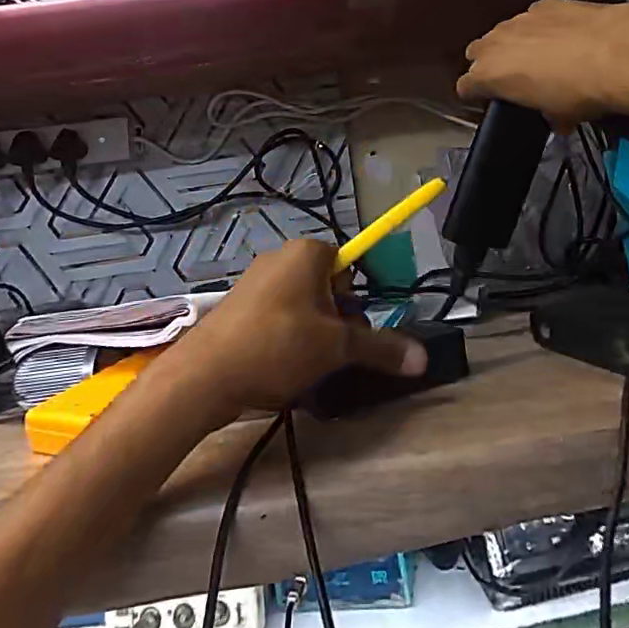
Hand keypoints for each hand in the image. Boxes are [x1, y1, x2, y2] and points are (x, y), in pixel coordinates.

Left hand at [167, 239, 426, 417]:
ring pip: (302, 307)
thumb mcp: (337, 347)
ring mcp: (255, 282)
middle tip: (334, 353)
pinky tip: (281, 370)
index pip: (348, 263)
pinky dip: (286, 341)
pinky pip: (276, 319)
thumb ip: (380, 348)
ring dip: (312, 335)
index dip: (355, 298)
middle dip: (336, 320)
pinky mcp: (238, 308)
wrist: (205, 375)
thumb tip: (423, 358)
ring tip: (307, 367)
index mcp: (307, 252)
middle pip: (326, 286)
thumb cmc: (279, 345)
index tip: (353, 329)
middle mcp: (280, 258)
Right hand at [457, 0, 628, 127]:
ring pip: (505, 32)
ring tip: (543, 57)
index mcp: (488, 75)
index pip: (466, 86)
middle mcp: (495, 42)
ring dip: (517, 44)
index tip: (487, 99)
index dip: (476, 94)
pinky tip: (565, 36)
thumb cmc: (579, 91)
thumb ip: (548, 116)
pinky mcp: (546, 3)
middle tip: (513, 78)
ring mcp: (520, 19)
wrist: (615, 52)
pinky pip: (534, 17)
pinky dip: (544, 26)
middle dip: (490, 64)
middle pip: (478, 53)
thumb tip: (559, 119)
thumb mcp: (559, 115)